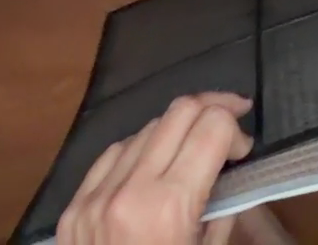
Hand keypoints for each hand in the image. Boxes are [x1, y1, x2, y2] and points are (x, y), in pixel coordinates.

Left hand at [57, 93, 254, 244]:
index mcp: (169, 208)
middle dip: (212, 110)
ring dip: (176, 131)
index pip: (212, 127)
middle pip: (181, 110)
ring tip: (192, 151)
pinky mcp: (73, 207)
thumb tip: (231, 165)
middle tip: (231, 124)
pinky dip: (141, 150)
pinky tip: (153, 166)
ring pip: (148, 126)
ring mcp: (95, 197)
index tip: (244, 151)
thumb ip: (223, 207)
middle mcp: (130, 191)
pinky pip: (114, 153)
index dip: (236, 130)